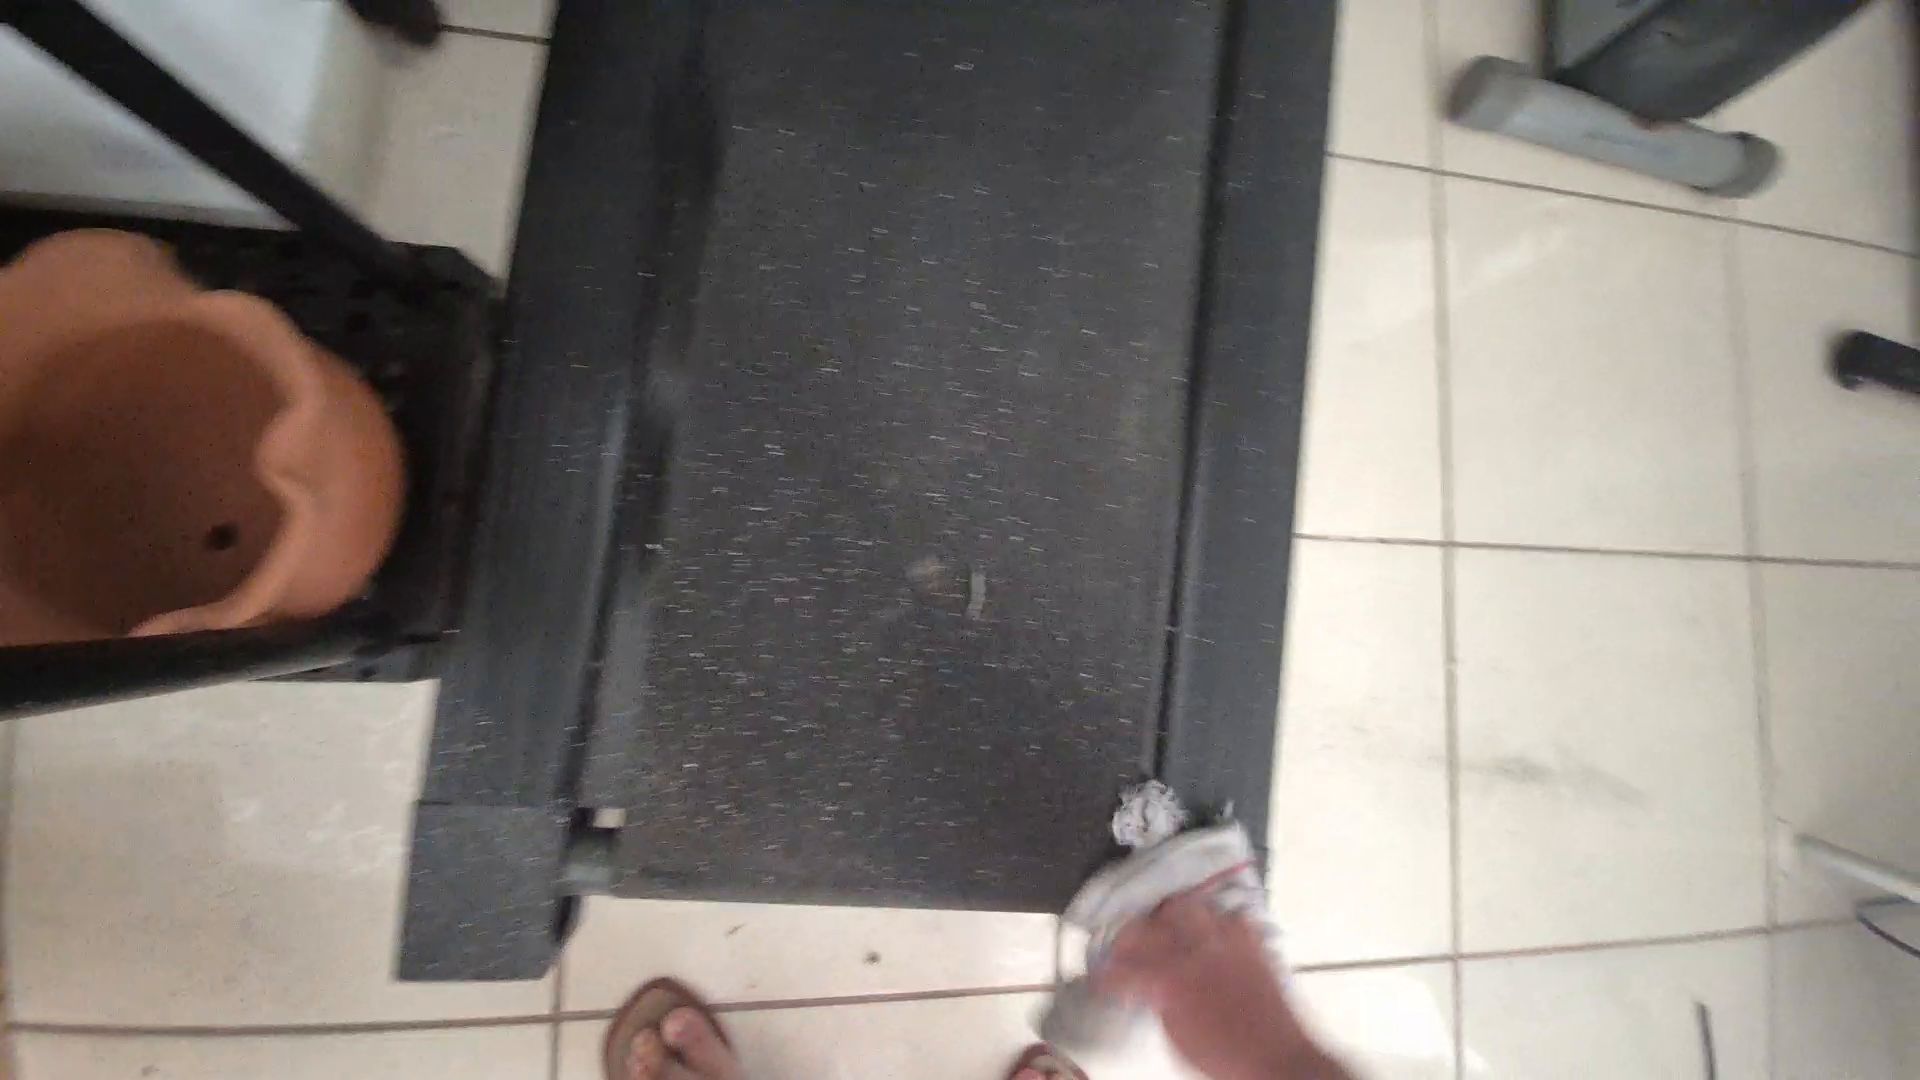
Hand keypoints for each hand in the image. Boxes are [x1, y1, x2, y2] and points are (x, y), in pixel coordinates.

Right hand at [1092, 891, 1351, 1079]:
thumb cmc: (1228, 1060)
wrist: (1281, 1065)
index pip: (1127, 961)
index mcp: (1171, 979)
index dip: (1110, 967)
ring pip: (1190, 905)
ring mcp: (1225, 942)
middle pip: (1155, 919)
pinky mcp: (1251, 943)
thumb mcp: (1178, 1038)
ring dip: (1175, 916)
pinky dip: (1218, 922)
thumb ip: (1158, 1002)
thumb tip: (1145, 988)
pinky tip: (1213, 936)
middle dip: (1139, 928)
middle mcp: (1195, 952)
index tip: (1104, 972)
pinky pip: (1230, 916)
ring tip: (1171, 928)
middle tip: (1133, 942)